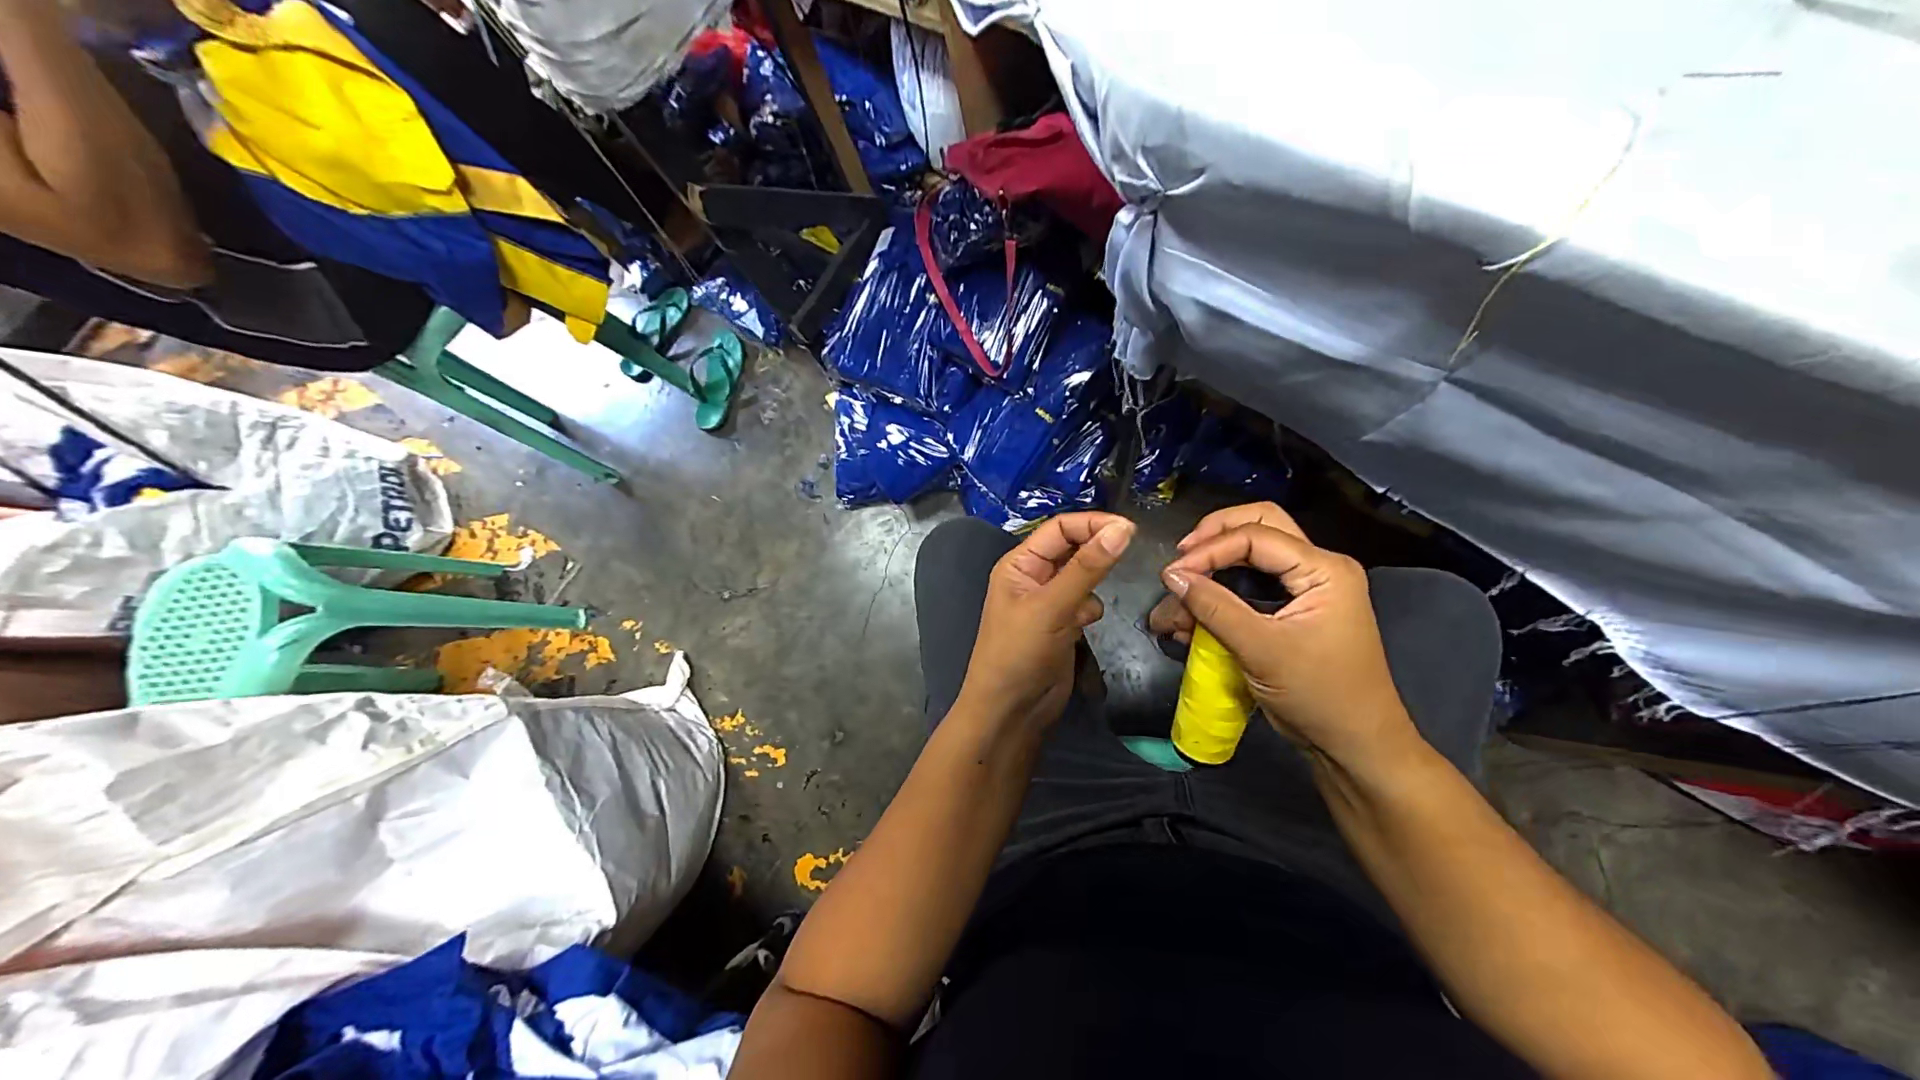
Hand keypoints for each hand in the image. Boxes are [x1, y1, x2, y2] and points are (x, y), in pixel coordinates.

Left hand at [956, 511, 1134, 728]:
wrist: (1011, 712)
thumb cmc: (1019, 654)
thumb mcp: (1052, 607)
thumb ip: (1088, 568)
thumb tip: (1122, 529)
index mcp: (1019, 564)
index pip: (1059, 528)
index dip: (1092, 524)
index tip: (1130, 529)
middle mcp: (1032, 577)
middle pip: (1072, 548)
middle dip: (1097, 550)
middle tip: (1130, 551)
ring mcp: (1048, 602)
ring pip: (1083, 575)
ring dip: (1095, 582)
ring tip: (1093, 600)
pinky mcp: (1062, 624)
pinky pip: (1085, 601)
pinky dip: (1091, 607)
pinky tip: (1086, 624)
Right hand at [1160, 519, 1418, 767]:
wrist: (1354, 745)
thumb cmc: (1320, 695)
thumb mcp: (1262, 650)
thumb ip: (1215, 608)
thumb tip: (1172, 575)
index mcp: (1323, 569)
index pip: (1256, 536)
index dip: (1209, 549)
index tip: (1172, 575)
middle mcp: (1316, 568)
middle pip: (1258, 526)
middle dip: (1213, 538)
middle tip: (1180, 558)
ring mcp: (1305, 588)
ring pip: (1251, 554)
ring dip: (1213, 569)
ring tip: (1178, 600)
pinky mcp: (1291, 609)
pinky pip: (1250, 585)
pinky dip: (1220, 594)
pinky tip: (1192, 617)